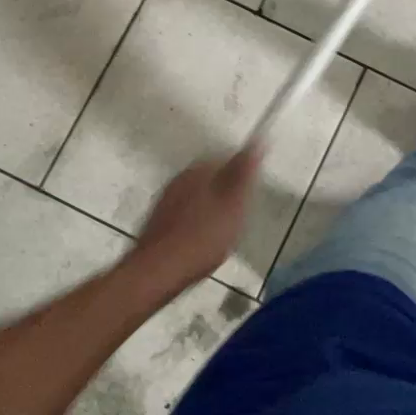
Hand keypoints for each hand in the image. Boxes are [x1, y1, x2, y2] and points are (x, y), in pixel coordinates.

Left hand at [131, 149, 261, 290]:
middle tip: (239, 215)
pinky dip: (195, 223)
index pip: (228, 157)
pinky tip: (200, 243)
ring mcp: (165, 200)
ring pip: (196, 196)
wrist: (156, 274)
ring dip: (210, 208)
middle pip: (211, 177)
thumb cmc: (202, 238)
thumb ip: (246, 172)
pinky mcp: (157, 222)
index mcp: (200, 168)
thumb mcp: (235, 204)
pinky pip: (184, 214)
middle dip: (225, 192)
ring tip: (221, 233)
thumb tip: (259, 141)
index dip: (242, 176)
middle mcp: (180, 177)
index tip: (249, 195)